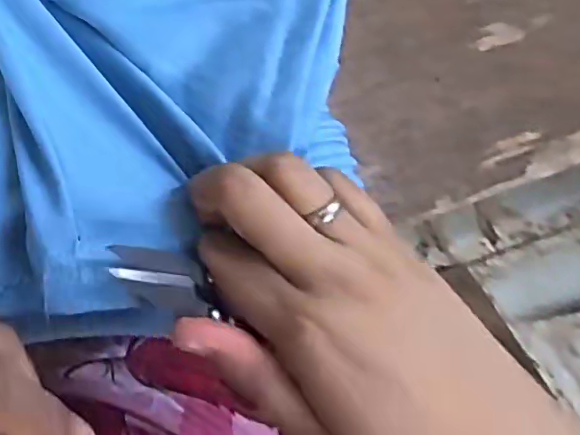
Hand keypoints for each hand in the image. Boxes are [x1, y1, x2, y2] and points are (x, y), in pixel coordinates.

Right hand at [172, 153, 579, 434]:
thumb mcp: (317, 433)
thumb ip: (251, 374)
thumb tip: (181, 325)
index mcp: (304, 325)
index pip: (223, 256)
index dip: (203, 257)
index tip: (208, 272)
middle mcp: (330, 270)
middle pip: (246, 190)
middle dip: (210, 190)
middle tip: (207, 215)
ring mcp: (368, 247)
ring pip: (289, 169)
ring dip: (254, 174)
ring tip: (250, 201)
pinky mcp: (398, 239)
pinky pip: (341, 182)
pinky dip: (308, 180)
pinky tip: (304, 207)